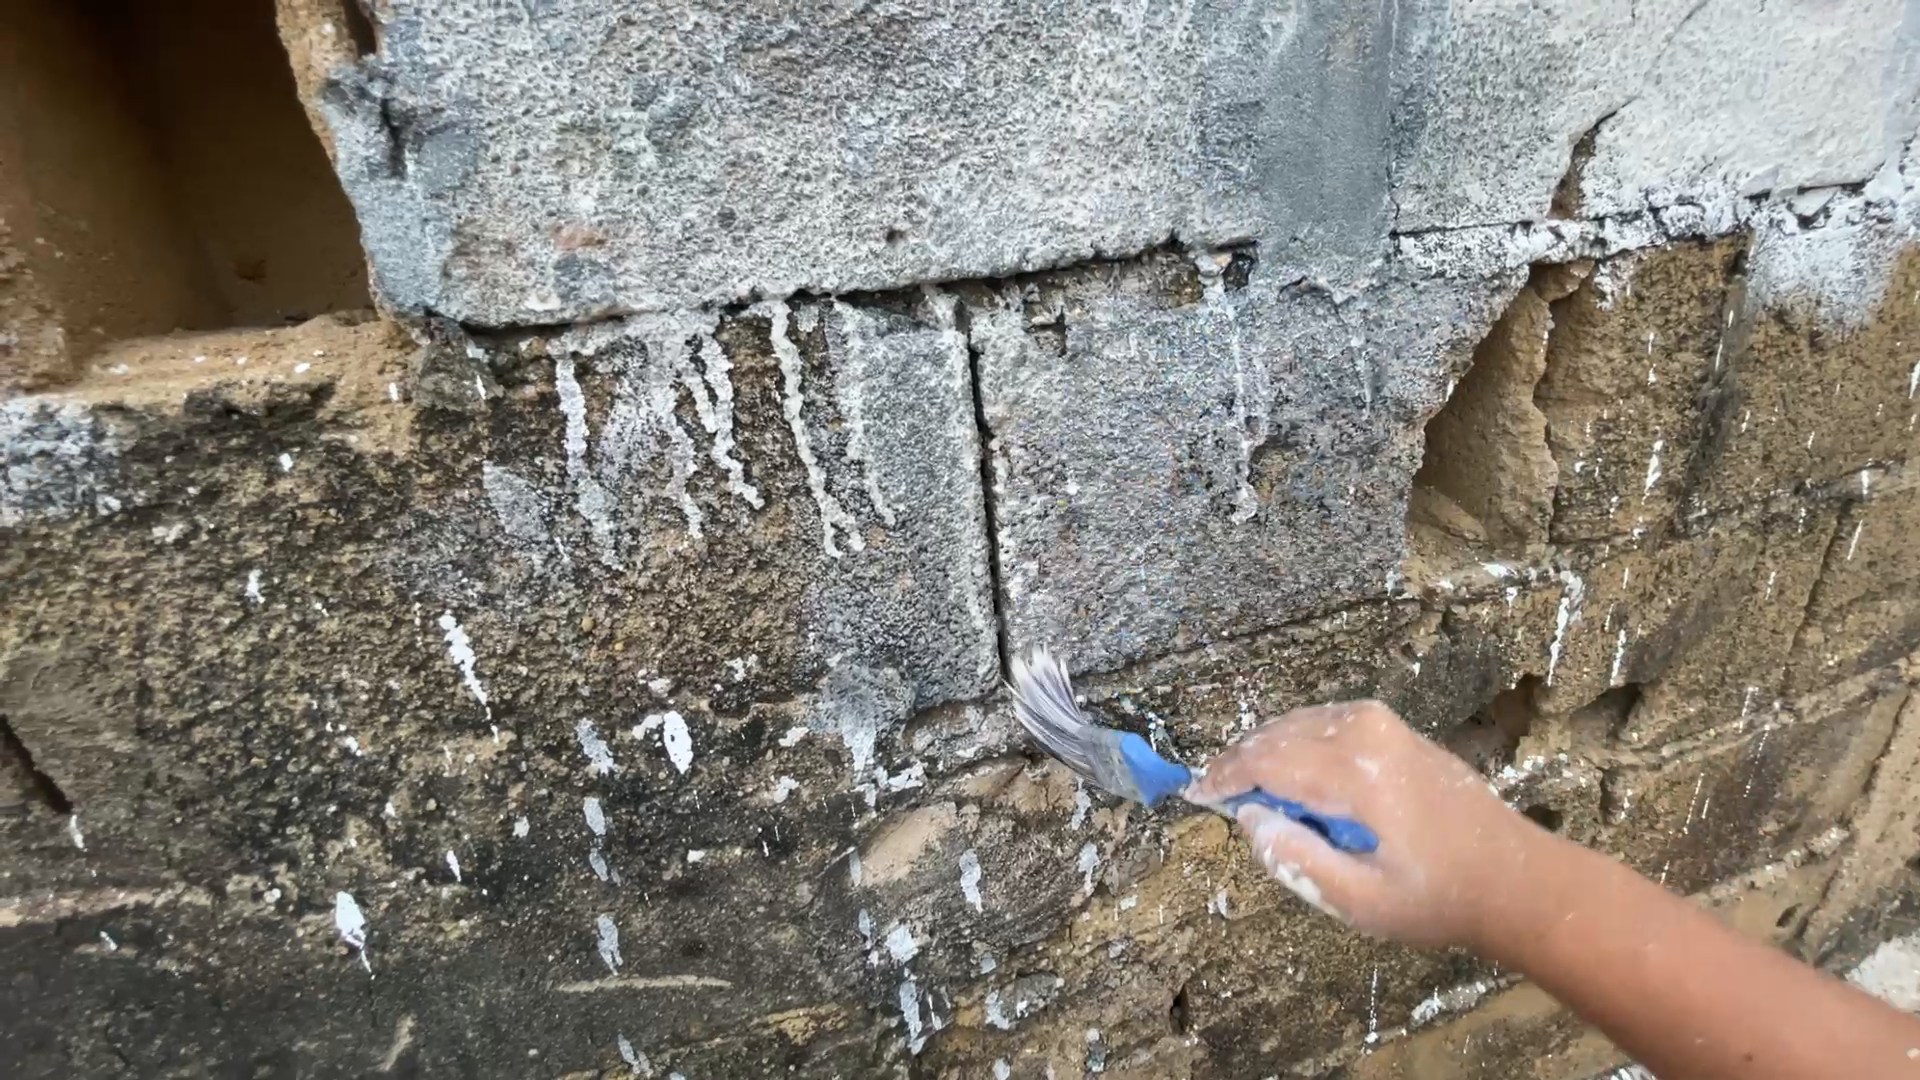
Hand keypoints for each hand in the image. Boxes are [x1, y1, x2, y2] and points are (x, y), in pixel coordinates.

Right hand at [1186, 700, 1542, 949]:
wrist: (1519, 878)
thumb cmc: (1437, 898)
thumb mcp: (1361, 902)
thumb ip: (1294, 858)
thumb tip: (1246, 815)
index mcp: (1355, 772)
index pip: (1264, 761)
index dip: (1222, 777)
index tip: (1194, 794)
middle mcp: (1361, 729)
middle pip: (1273, 736)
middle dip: (1238, 764)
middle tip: (1218, 797)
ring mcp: (1376, 719)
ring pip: (1291, 725)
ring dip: (1263, 753)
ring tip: (1250, 791)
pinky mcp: (1385, 721)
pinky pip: (1316, 722)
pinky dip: (1290, 744)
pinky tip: (1289, 775)